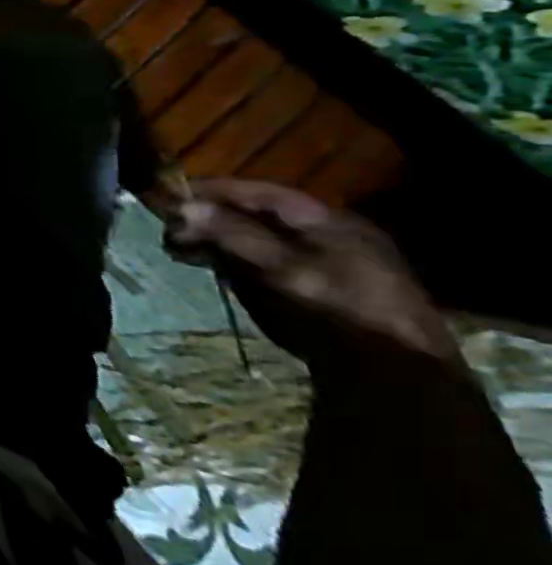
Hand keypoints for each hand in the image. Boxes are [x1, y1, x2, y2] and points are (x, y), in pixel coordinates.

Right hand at [166, 179, 458, 366]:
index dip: (212, 191)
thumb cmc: (336, 309)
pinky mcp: (320, 288)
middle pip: (256, 214)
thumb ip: (232, 234)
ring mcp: (327, 262)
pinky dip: (234, 259)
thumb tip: (181, 206)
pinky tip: (214, 268)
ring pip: (258, 238)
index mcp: (328, 221)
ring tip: (182, 250)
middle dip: (211, 218)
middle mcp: (329, 234)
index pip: (259, 193)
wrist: (395, 373)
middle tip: (171, 230)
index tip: (170, 198)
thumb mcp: (281, 267)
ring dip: (218, 240)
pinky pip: (266, 261)